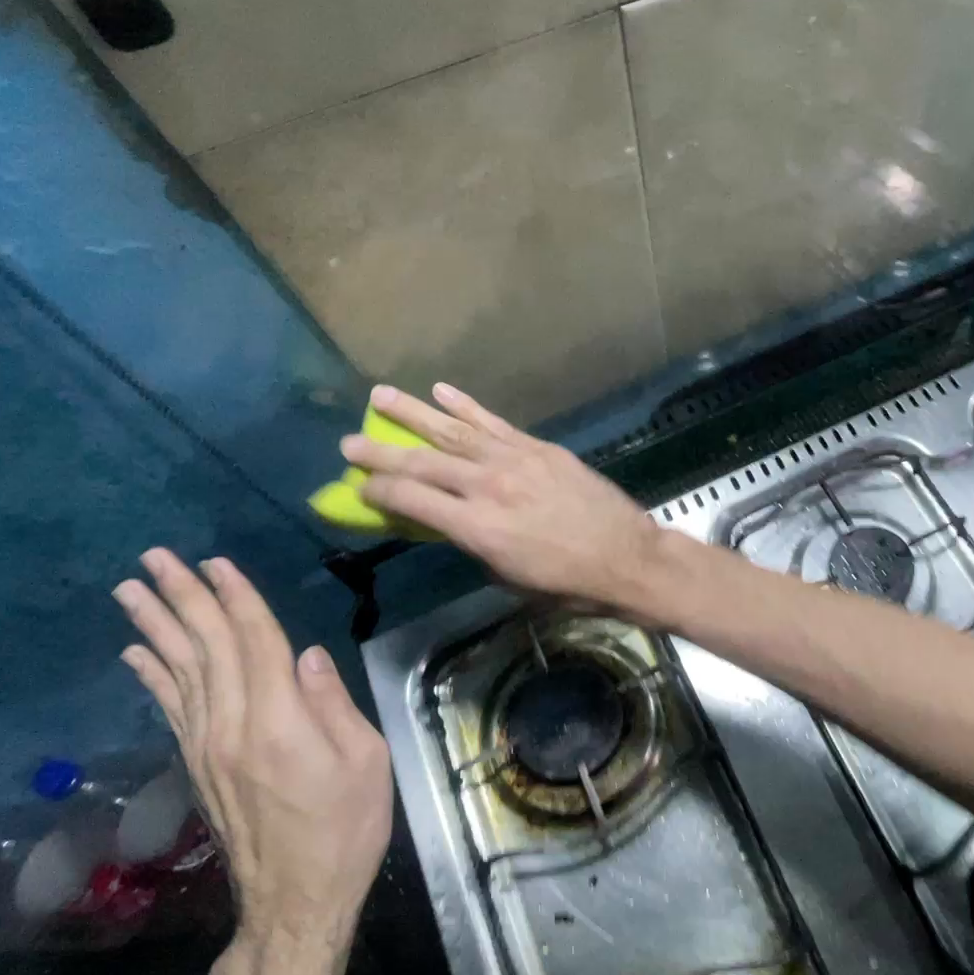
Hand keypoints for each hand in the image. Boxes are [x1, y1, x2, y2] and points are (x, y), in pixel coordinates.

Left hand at [113, 550, 392, 974]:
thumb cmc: (348, 825)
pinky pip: (171, 707)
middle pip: (206, 649)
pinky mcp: (197, 765)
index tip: (216, 561)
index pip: (253, 642)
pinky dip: (152, 675)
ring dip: (155, 626)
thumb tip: (305, 655)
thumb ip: (332, 704)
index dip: (236, 598)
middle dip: (182, 598)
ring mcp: (207, 747)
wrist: (298, 897)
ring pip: (178, 672)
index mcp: (280, 721)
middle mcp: (232, 726)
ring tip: (131, 589)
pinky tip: (137, 651)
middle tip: (154, 558)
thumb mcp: (366, 760)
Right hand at [343, 383, 665, 608]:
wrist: (625, 557)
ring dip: (415, 413)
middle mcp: (488, 486)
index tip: (357, 488)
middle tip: (348, 442)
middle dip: (380, 453)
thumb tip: (450, 522)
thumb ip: (473, 544)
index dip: (377, 493)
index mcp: (476, 527)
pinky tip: (443, 391)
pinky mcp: (539, 448)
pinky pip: (495, 423)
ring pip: (454, 432)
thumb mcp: (507, 576)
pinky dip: (468, 406)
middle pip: (422, 463)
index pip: (410, 500)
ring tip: (381, 395)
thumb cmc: (566, 583)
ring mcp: (515, 461)